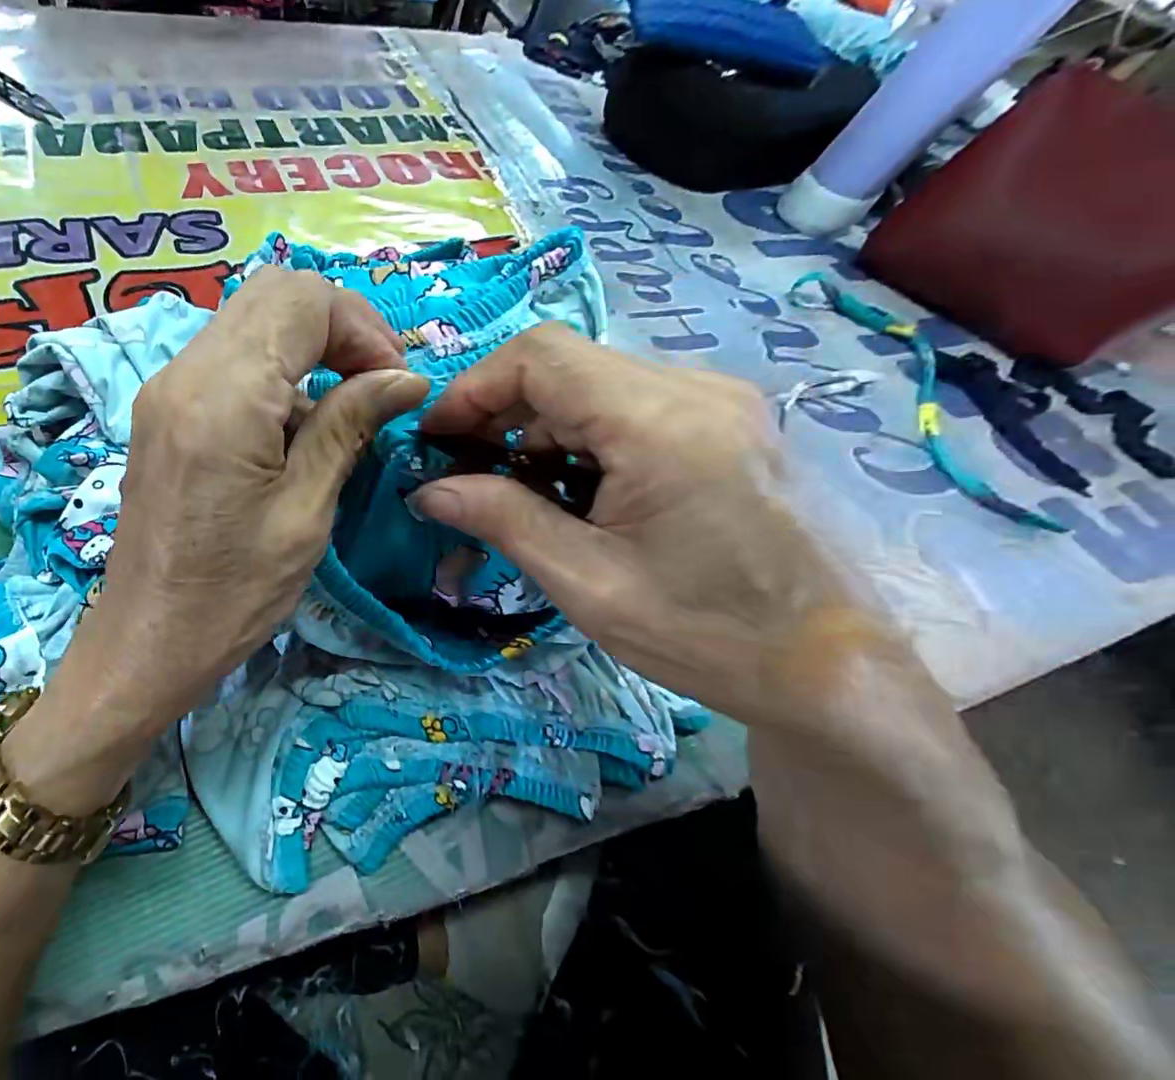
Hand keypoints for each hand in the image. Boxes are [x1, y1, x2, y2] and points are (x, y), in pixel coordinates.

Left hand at [6, 268, 427, 807]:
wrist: (146, 641)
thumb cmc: (231, 595)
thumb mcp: (304, 514)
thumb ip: (349, 428)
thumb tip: (405, 379)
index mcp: (223, 396)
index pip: (302, 299)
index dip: (363, 328)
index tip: (394, 385)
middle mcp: (183, 374)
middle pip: (271, 295)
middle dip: (336, 325)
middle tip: (375, 384)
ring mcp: (163, 390)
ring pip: (246, 323)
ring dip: (303, 348)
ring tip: (342, 410)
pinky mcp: (159, 414)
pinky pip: (223, 361)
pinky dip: (269, 372)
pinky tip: (292, 428)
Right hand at [411, 323, 861, 723]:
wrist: (829, 671)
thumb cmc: (702, 632)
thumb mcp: (584, 580)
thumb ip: (500, 519)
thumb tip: (425, 491)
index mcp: (662, 422)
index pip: (541, 356)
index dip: (471, 388)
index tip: (432, 442)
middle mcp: (695, 391)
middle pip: (564, 365)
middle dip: (495, 411)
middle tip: (456, 471)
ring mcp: (716, 404)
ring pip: (591, 384)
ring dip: (533, 428)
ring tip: (503, 490)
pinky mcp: (723, 427)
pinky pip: (625, 408)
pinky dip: (574, 439)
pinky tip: (562, 491)